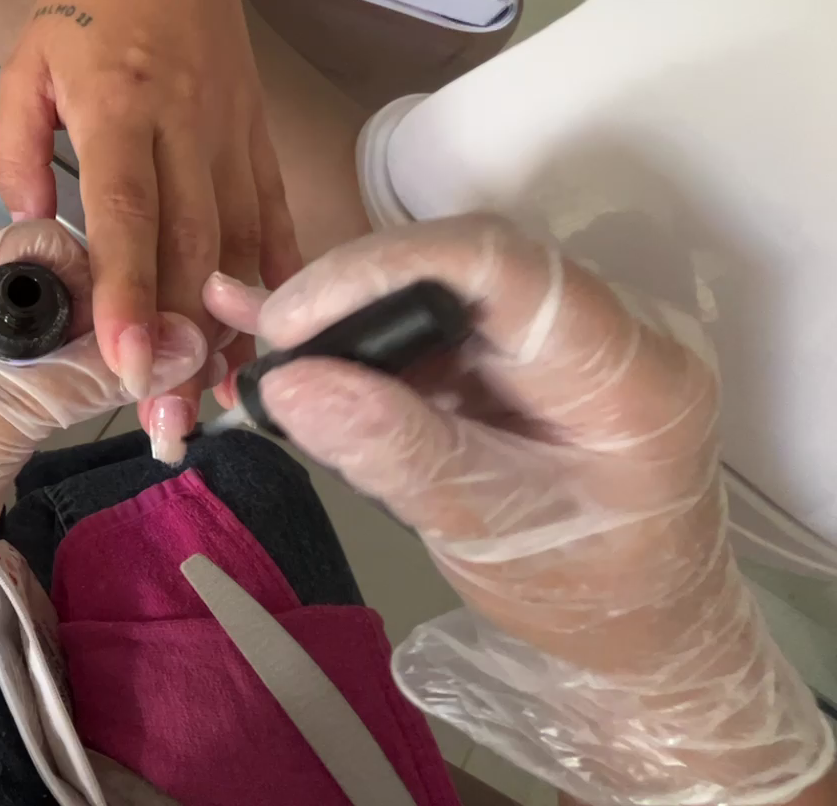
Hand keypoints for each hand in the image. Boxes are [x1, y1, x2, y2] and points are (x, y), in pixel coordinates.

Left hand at [0, 0, 299, 461]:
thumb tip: (30, 223)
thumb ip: (16, 147)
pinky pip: (270, 215)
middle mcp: (185, 126)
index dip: (125, 292)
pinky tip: (269, 334)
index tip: (124, 365)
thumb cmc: (85, 1)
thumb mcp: (23, 66)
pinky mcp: (256, 136)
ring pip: (236, 244)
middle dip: (176, 341)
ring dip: (227, 329)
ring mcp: (231, 134)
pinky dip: (271, 279)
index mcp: (119, 107)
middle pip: (187, 248)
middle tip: (166, 422)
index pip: (126, 214)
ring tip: (215, 403)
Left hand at [0, 220, 205, 770]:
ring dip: (111, 351)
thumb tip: (191, 341)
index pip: (37, 245)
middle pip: (60, 280)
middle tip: (162, 355)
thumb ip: (94, 376)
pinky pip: (63, 364)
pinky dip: (98, 377)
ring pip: (67, 325)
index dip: (93, 274)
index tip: (137, 322)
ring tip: (158, 380)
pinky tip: (137, 394)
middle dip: (112, 316)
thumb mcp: (5, 413)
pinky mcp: (6, 385)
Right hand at [204, 215, 831, 805]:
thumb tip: (286, 382)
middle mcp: (576, 325)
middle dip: (340, 290)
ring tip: (262, 343)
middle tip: (271, 343)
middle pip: (441, 260)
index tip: (288, 325)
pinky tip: (258, 318)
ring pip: (409, 280)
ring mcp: (523, 334)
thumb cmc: (576, 584)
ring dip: (324, 308)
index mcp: (613, 368)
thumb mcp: (482, 527)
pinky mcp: (479, 348)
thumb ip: (392, 451)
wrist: (620, 617)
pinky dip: (326, 324)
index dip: (376, 271)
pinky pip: (395, 315)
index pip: (492, 264)